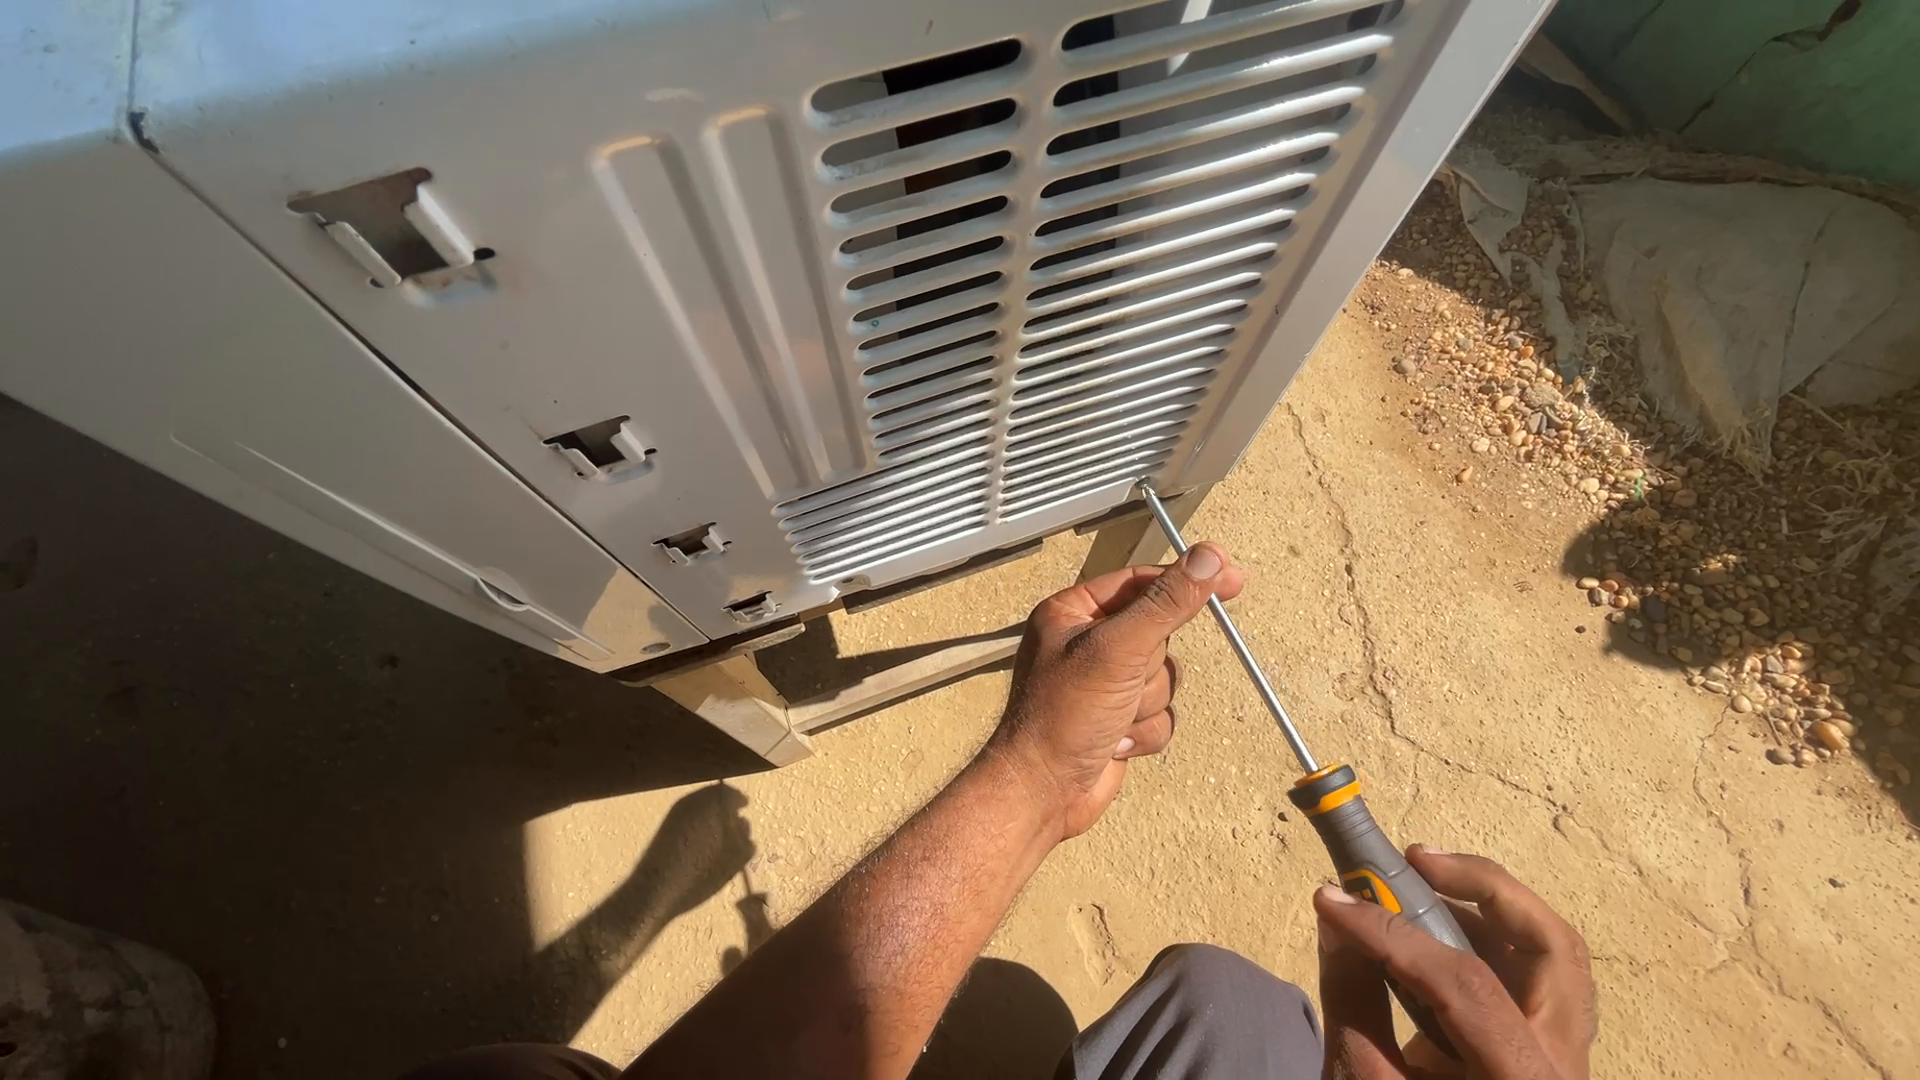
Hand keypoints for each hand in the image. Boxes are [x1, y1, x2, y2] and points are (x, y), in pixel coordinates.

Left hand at [981, 542, 1242, 838]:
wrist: (1044, 792)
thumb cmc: (1062, 714)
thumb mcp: (1118, 649)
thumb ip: (1166, 604)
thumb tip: (1208, 557)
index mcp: (1073, 612)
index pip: (1140, 583)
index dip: (1184, 580)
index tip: (1231, 577)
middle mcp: (1088, 642)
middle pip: (1160, 634)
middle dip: (1149, 667)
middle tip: (1121, 682)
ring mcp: (1106, 682)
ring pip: (1165, 677)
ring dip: (1146, 703)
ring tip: (1111, 718)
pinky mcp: (1119, 717)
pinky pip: (1162, 714)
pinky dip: (1144, 731)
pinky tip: (1114, 743)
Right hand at [1315, 847, 1595, 1079]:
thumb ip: (1351, 996)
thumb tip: (1337, 917)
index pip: (1464, 985)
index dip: (1390, 931)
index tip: (1329, 896)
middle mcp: (1563, 1064)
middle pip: (1554, 948)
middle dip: (1483, 887)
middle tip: (1414, 859)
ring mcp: (1562, 1053)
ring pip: (1548, 949)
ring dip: (1480, 900)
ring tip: (1417, 876)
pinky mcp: (1541, 1040)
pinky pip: (1521, 965)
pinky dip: (1473, 927)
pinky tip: (1425, 921)